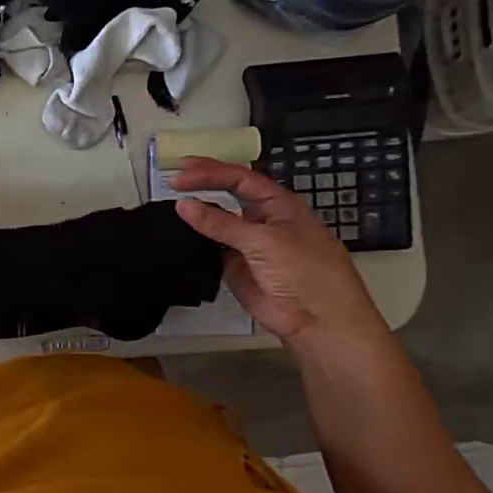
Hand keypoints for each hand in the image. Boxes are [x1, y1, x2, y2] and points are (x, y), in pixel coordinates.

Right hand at [170, 158, 388, 351]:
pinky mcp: (239, 267)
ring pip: (221, 220)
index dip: (210, 172)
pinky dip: (199, 241)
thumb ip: (221, 223)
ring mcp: (251, 243)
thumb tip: (186, 206)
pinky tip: (185, 234)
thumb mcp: (264, 241)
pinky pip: (214, 248)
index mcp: (279, 204)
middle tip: (175, 176)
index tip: (182, 173)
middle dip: (204, 181)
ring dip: (201, 211)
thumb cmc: (309, 274)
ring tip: (176, 202)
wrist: (317, 320)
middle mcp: (265, 219)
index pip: (240, 178)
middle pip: (230, 192)